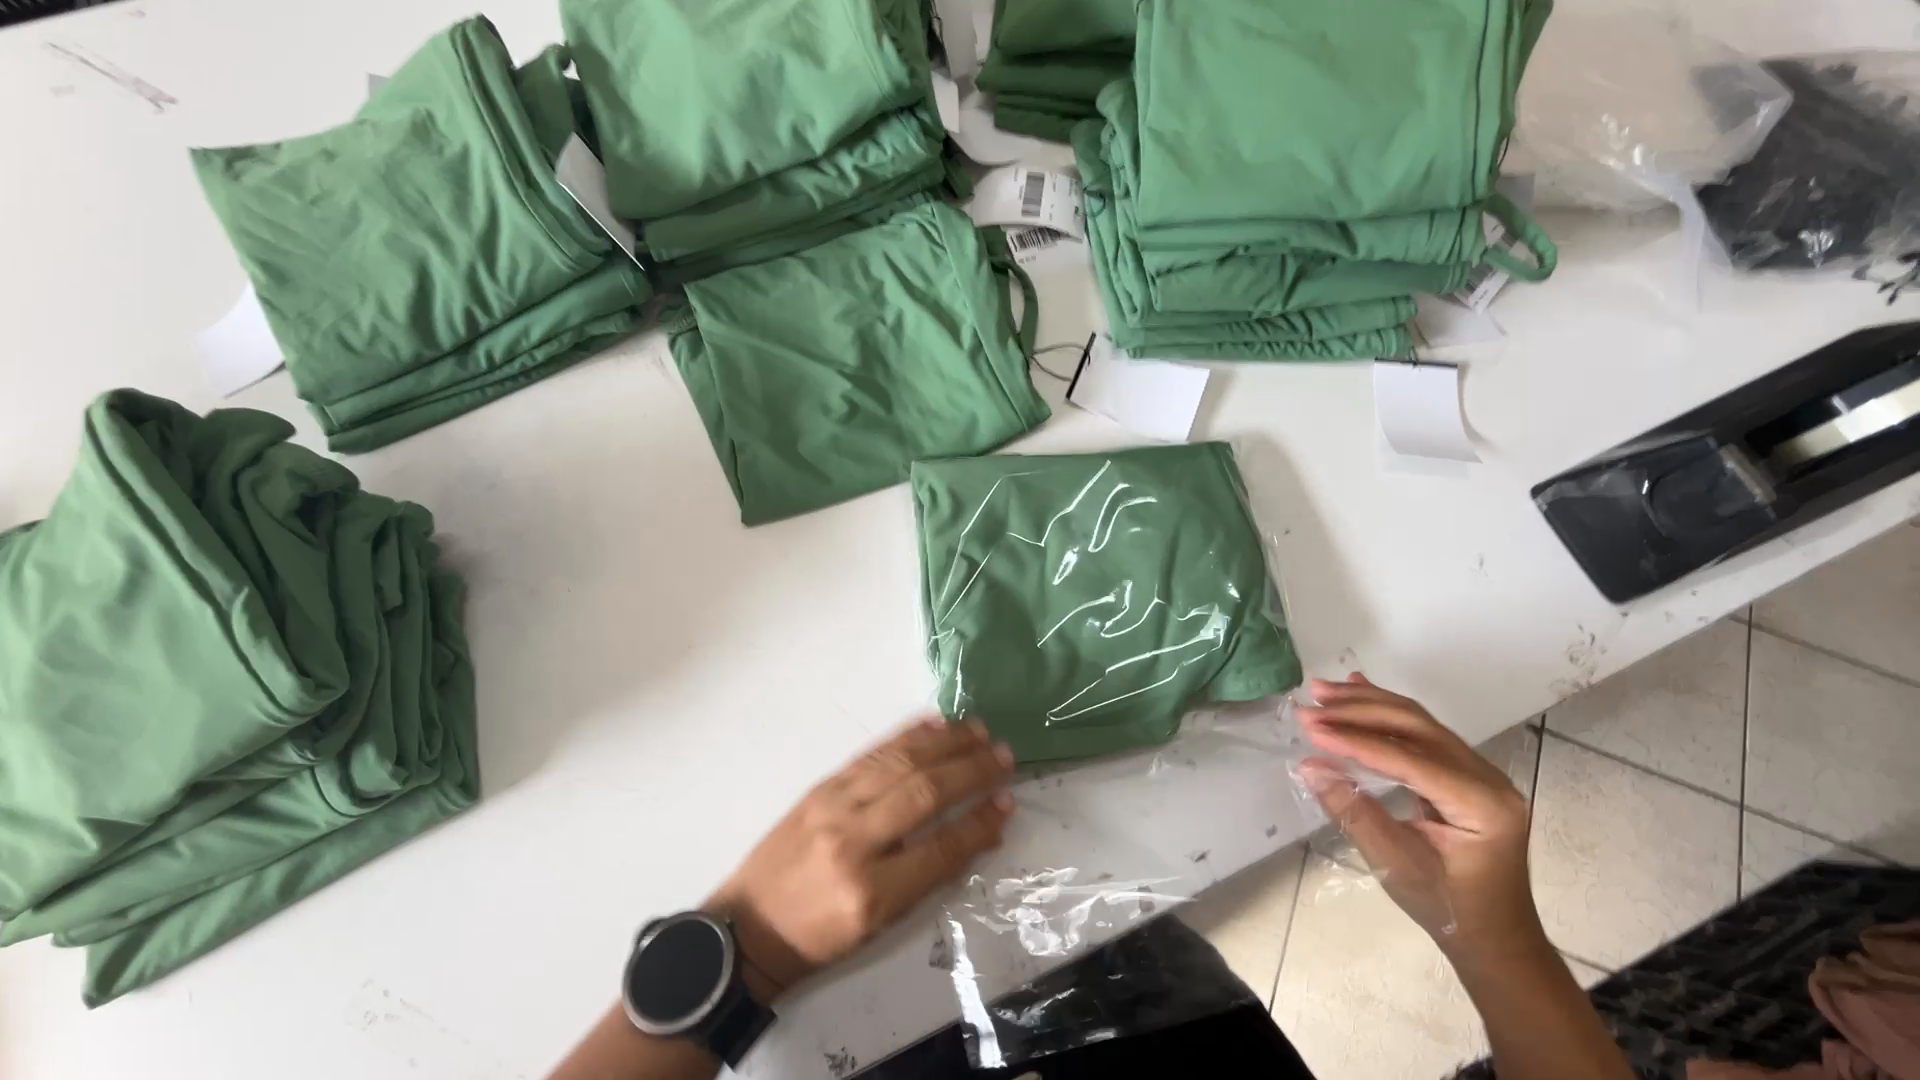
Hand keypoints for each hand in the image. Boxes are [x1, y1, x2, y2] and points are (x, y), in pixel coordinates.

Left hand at [706, 717, 1014, 1003]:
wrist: (748, 927)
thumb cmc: (819, 936)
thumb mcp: (879, 926)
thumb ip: (928, 876)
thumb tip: (978, 832)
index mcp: (871, 891)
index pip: (941, 848)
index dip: (979, 823)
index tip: (1007, 804)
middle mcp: (853, 841)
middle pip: (924, 794)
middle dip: (971, 771)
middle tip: (1005, 757)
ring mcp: (833, 807)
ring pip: (900, 764)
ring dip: (945, 743)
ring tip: (980, 732)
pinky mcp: (820, 788)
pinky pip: (871, 755)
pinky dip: (907, 737)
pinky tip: (933, 726)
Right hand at [1295, 674, 1542, 963]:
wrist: (1495, 937)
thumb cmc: (1448, 908)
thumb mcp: (1395, 866)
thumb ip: (1354, 812)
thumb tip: (1310, 766)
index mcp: (1482, 804)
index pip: (1409, 758)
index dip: (1356, 741)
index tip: (1310, 728)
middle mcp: (1488, 778)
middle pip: (1417, 728)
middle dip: (1360, 712)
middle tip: (1310, 704)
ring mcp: (1480, 773)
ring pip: (1419, 723)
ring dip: (1369, 704)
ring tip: (1323, 691)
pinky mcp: (1466, 775)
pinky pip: (1424, 735)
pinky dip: (1387, 715)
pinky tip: (1360, 690)